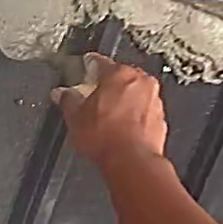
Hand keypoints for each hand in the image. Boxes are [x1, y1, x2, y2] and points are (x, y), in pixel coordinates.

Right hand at [51, 53, 168, 172]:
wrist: (131, 161)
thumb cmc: (107, 138)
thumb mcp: (75, 117)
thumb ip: (68, 100)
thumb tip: (62, 94)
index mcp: (119, 74)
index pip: (100, 62)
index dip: (89, 65)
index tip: (85, 66)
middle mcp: (140, 82)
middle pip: (121, 76)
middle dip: (107, 85)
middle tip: (92, 98)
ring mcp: (153, 100)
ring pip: (135, 94)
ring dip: (122, 101)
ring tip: (106, 118)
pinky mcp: (160, 119)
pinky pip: (143, 112)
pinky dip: (133, 117)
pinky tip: (120, 129)